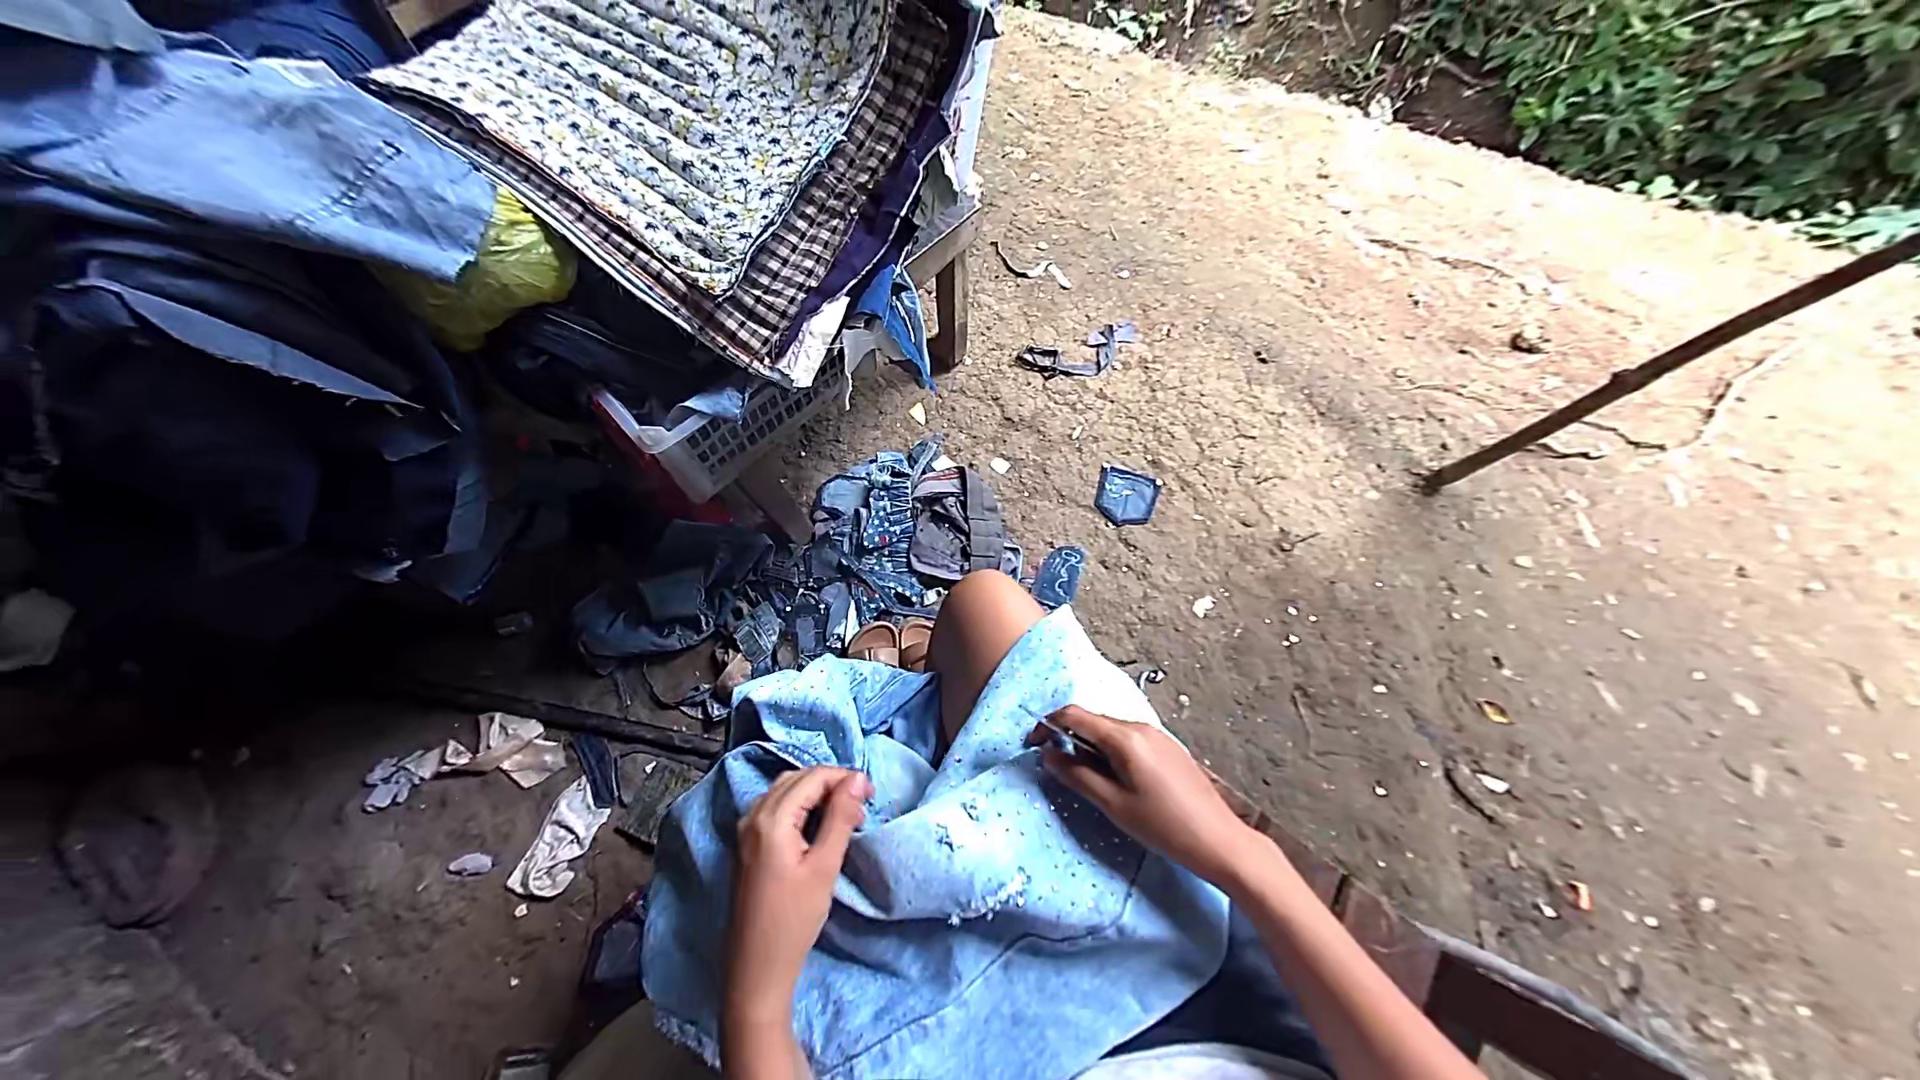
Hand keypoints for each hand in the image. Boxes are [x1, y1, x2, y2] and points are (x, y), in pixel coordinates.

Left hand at [725, 766, 870, 1019]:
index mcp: (771, 819)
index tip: (871, 794)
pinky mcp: (747, 844)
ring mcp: (746, 830)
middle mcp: (753, 816)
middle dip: (831, 783)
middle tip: (860, 805)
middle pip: (798, 778)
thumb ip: (840, 817)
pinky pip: (775, 807)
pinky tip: (818, 825)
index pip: (813, 777)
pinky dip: (800, 805)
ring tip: (844, 814)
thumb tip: (858, 779)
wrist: (755, 970)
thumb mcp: (824, 866)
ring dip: (816, 792)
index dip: (845, 778)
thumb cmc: (793, 921)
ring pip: (786, 790)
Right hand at [1027, 706, 1264, 889]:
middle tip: (1055, 766)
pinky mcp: (1167, 748)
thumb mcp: (1113, 805)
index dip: (1047, 725)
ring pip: (1110, 731)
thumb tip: (1049, 755)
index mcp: (1125, 737)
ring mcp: (1157, 736)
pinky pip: (1128, 740)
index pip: (1074, 715)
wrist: (1222, 842)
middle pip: (1092, 720)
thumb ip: (1077, 776)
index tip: (1032, 744)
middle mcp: (1141, 727)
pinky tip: (1114, 779)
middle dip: (1068, 737)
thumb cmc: (1165, 826)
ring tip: (1085, 777)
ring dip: (1089, 746)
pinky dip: (1110, 752)